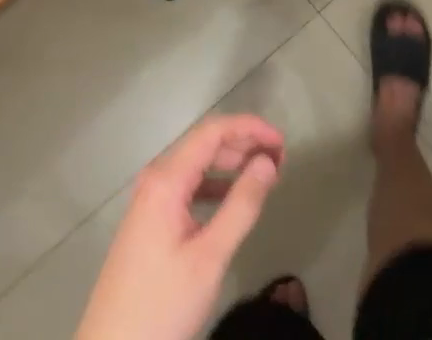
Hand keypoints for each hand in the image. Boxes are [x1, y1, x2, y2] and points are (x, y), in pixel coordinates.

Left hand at [76, 115, 283, 339]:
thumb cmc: (162, 303)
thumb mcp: (210, 257)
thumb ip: (241, 205)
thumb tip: (267, 163)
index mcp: (165, 181)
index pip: (212, 132)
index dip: (249, 128)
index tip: (282, 143)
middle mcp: (154, 180)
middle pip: (203, 144)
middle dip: (244, 145)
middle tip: (280, 162)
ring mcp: (149, 200)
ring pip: (195, 166)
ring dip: (231, 165)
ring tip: (265, 177)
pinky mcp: (149, 220)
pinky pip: (187, 187)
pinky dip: (215, 186)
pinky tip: (234, 201)